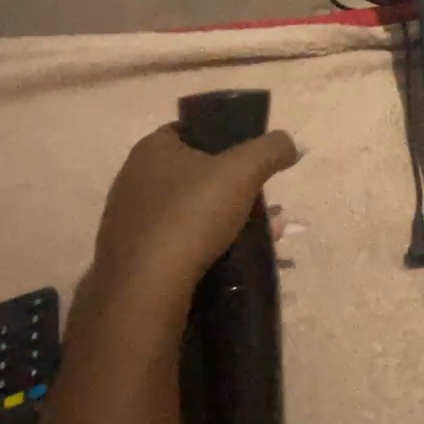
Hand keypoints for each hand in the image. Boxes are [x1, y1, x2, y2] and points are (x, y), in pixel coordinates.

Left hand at [87, 124, 301, 295]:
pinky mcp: (133, 259)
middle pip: (197, 173)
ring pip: (192, 211)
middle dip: (236, 186)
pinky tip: (238, 256)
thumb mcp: (244, 171)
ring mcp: (130, 223)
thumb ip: (272, 149)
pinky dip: (209, 245)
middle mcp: (133, 181)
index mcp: (151, 150)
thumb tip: (293, 145)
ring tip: (266, 233)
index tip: (251, 156)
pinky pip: (180, 242)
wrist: (143, 293)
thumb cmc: (191, 215)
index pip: (191, 130)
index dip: (224, 137)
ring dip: (230, 218)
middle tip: (266, 201)